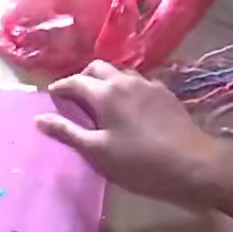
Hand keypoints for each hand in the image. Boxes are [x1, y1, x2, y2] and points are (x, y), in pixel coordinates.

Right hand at [37, 60, 232, 209]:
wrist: (192, 164)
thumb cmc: (139, 163)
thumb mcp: (98, 152)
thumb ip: (68, 132)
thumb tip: (39, 118)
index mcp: (105, 92)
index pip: (74, 81)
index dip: (59, 88)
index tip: (52, 98)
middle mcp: (125, 80)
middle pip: (97, 67)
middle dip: (82, 78)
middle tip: (74, 98)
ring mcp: (148, 84)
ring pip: (119, 72)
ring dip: (105, 81)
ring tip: (99, 102)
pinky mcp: (165, 93)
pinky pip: (138, 82)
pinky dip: (125, 88)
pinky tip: (128, 107)